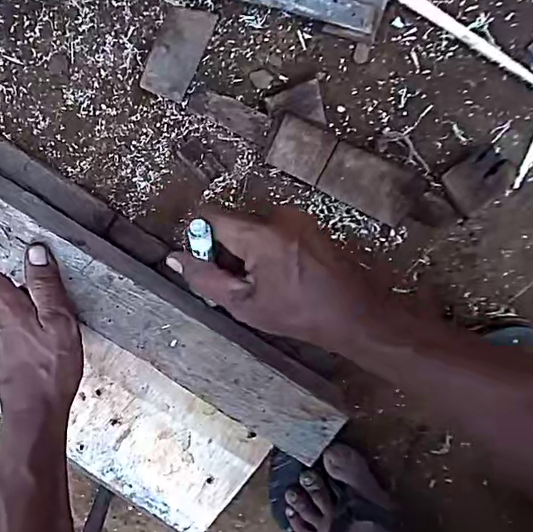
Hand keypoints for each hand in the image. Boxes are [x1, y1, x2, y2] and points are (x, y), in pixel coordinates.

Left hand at [0, 243, 84, 428]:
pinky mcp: (2, 360)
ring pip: (7, 316)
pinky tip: (46, 349)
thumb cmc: (50, 371)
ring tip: (52, 328)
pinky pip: (11, 336)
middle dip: (23, 291)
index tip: (19, 262)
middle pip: (0, 293)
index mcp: (6, 307)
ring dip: (26, 316)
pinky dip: (26, 336)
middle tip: (51, 302)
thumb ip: (46, 285)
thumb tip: (36, 252)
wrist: (36, 415)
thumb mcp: (59, 320)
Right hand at [168, 205, 392, 353]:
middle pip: (231, 222)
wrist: (356, 315)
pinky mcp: (308, 224)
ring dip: (247, 251)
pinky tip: (282, 277)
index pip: (209, 216)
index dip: (200, 240)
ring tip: (264, 283)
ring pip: (251, 227)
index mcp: (260, 234)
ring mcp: (297, 218)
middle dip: (226, 250)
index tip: (210, 267)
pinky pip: (272, 229)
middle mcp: (279, 217)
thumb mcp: (244, 305)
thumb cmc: (301, 314)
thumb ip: (205, 279)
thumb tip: (176, 259)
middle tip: (239, 283)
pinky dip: (267, 250)